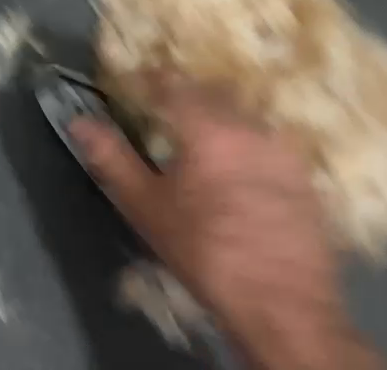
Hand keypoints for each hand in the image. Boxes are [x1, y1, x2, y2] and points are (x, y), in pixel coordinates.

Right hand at [73, 84, 382, 369]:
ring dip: (221, 115)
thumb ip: (110, 156)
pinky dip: (248, 142)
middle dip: (186, 92)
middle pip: (215, 93)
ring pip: (247, 116)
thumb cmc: (202, 249)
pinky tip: (237, 166)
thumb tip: (78, 121)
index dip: (148, 78)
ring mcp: (287, 157)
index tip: (129, 83)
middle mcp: (251, 131)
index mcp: (207, 129)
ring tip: (200, 133)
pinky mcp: (308, 184)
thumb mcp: (143, 204)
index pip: (172, 83)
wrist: (284, 307)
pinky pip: (271, 145)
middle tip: (160, 105)